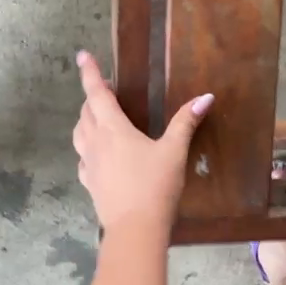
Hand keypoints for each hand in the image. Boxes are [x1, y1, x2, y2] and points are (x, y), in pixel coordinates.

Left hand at [71, 50, 212, 232]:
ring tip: (98, 117)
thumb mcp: (174, 151)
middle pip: (86, 112)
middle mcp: (96, 143)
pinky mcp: (90, 183)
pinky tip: (98, 155)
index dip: (90, 73)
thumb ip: (186, 122)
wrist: (135, 229)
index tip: (83, 56)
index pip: (97, 94)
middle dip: (93, 97)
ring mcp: (90, 165)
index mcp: (113, 129)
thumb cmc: (155, 186)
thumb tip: (205, 96)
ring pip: (80, 134)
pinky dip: (88, 147)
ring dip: (86, 120)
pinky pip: (83, 158)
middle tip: (106, 90)